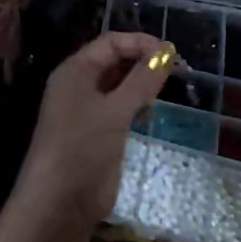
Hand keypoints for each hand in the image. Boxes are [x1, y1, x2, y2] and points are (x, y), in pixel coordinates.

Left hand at [12, 31, 174, 228]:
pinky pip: (120, 108)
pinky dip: (137, 104)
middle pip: (114, 61)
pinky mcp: (98, 132)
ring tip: (171, 86)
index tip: (173, 53)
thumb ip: (141, 81)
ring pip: (119, 85)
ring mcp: (87, 110)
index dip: (140, 43)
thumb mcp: (114, 110)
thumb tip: (166, 53)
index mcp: (73, 71)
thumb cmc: (82, 146)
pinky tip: (153, 109)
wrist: (61, 198)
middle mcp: (78, 85)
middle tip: (180, 70)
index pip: (109, 44)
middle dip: (143, 61)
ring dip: (142, 83)